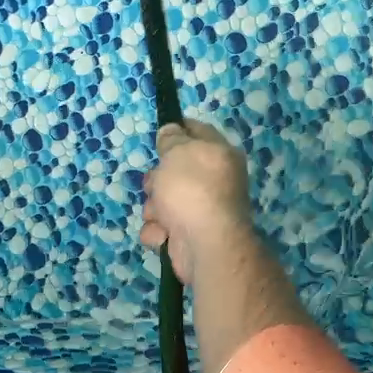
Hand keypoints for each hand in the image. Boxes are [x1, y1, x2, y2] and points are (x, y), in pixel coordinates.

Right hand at [139, 119, 254, 283]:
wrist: (203, 244)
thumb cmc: (192, 190)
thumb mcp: (178, 151)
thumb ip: (172, 138)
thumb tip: (171, 131)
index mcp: (219, 155)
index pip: (198, 132)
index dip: (177, 129)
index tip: (159, 132)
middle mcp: (212, 181)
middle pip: (172, 171)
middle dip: (156, 179)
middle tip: (156, 184)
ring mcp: (199, 210)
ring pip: (160, 200)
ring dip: (153, 208)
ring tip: (160, 215)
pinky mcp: (186, 235)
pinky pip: (160, 226)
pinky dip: (157, 230)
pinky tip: (163, 234)